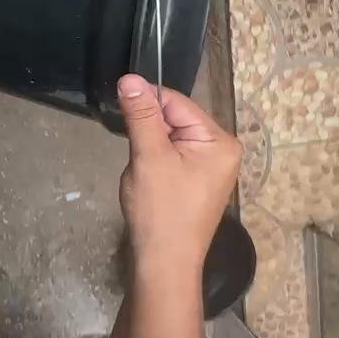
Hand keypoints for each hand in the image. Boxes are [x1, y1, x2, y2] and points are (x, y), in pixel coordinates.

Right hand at [116, 74, 239, 283]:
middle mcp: (220, 150)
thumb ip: (141, 115)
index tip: (118, 107)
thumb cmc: (160, 208)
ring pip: (169, 135)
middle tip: (131, 148)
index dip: (145, 102)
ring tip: (138, 164)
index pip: (176, 102)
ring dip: (147, 143)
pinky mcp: (195, 179)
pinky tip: (144, 173)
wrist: (164, 259)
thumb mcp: (149, 156)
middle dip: (146, 127)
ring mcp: (209, 166)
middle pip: (174, 117)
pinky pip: (171, 152)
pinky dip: (152, 156)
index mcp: (218, 141)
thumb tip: (130, 78)